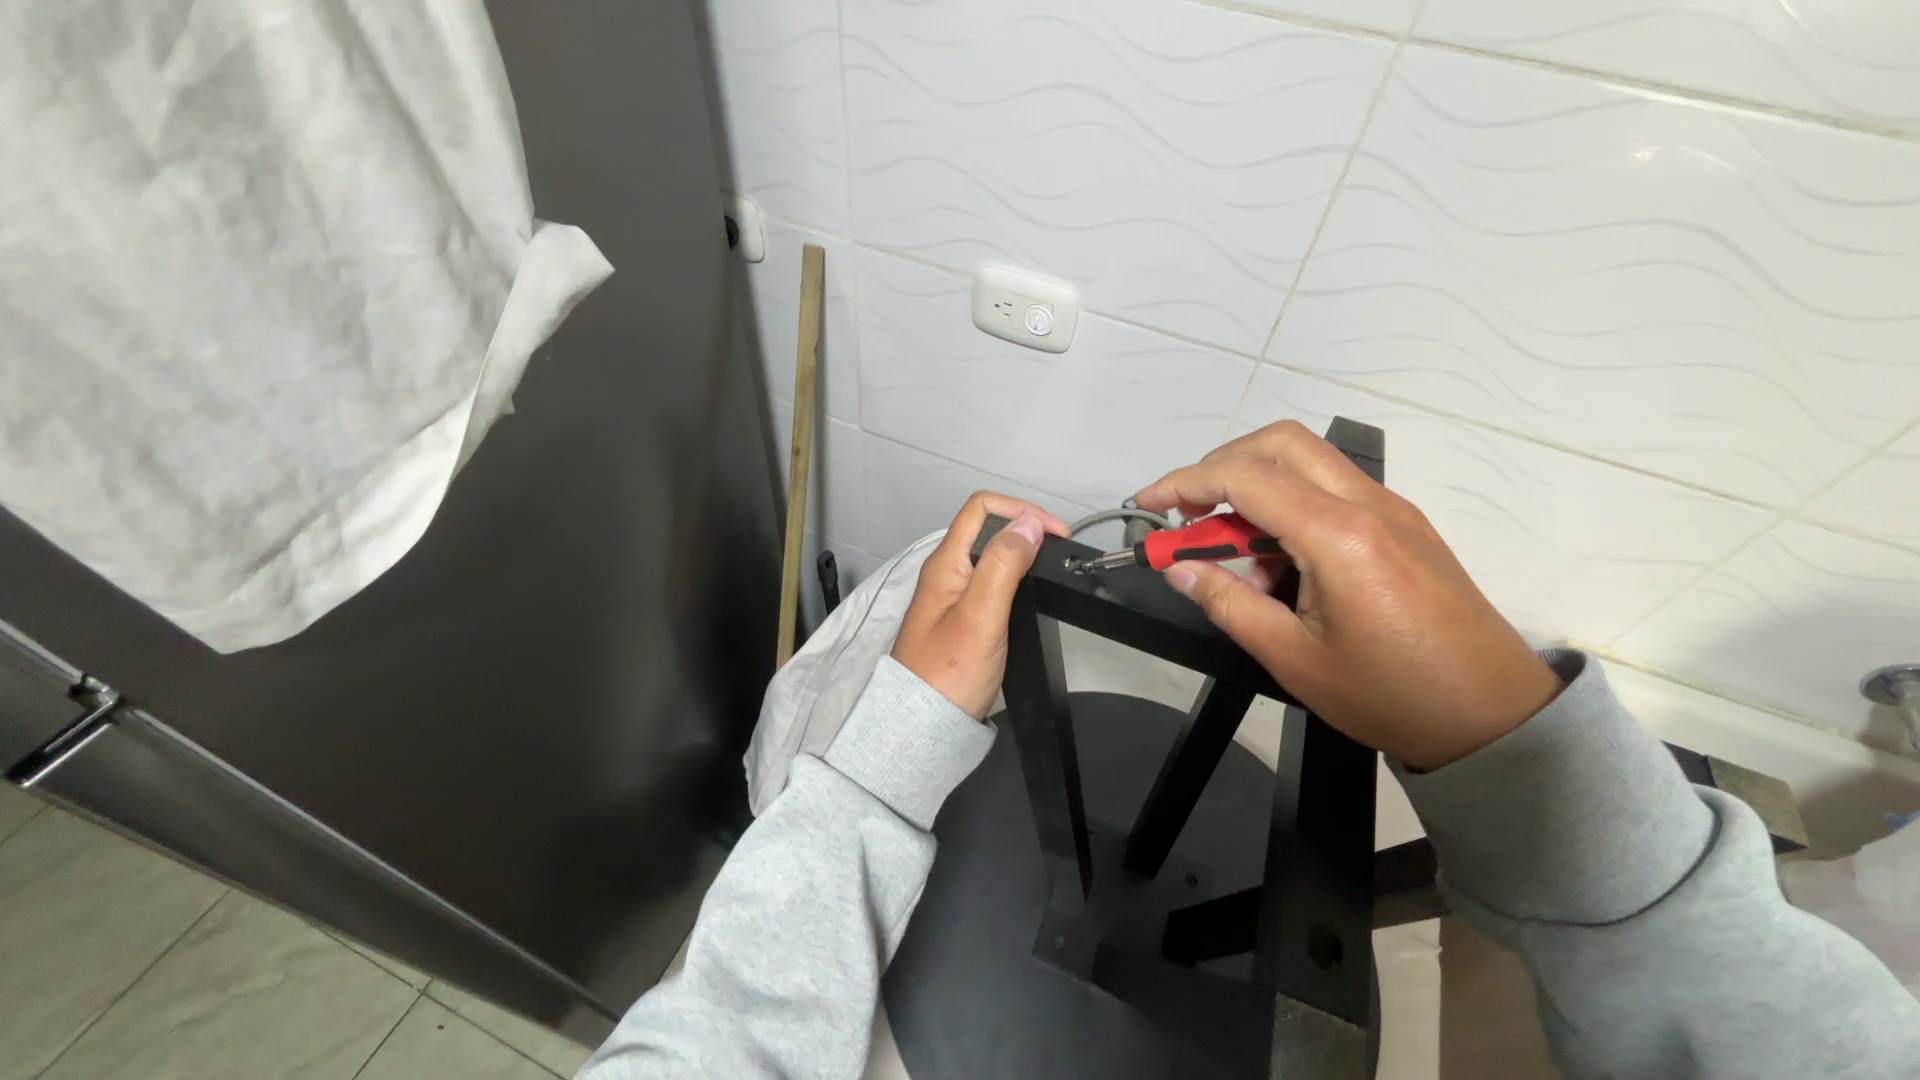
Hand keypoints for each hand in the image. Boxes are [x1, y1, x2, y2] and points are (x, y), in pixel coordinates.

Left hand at [891, 494, 1071, 718]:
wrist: (925, 727)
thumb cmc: (948, 675)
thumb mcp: (980, 615)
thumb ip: (1002, 565)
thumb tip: (1027, 525)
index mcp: (945, 564)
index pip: (981, 508)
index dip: (1021, 510)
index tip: (1054, 533)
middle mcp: (946, 573)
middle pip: (987, 527)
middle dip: (1025, 528)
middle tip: (1058, 549)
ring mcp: (953, 596)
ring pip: (991, 555)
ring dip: (1022, 552)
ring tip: (1050, 567)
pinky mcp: (963, 619)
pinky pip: (991, 582)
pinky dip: (1016, 577)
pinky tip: (1031, 592)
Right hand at [1133, 421, 1562, 770]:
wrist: (1495, 718)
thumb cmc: (1390, 695)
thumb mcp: (1293, 658)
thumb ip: (1228, 604)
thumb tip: (1177, 569)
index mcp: (1340, 536)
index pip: (1246, 477)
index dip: (1185, 483)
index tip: (1148, 504)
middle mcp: (1368, 505)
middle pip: (1280, 443)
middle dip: (1221, 465)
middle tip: (1190, 513)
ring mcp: (1393, 510)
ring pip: (1308, 460)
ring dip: (1256, 485)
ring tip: (1235, 553)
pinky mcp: (1404, 525)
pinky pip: (1334, 489)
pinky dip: (1290, 504)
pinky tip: (1280, 562)